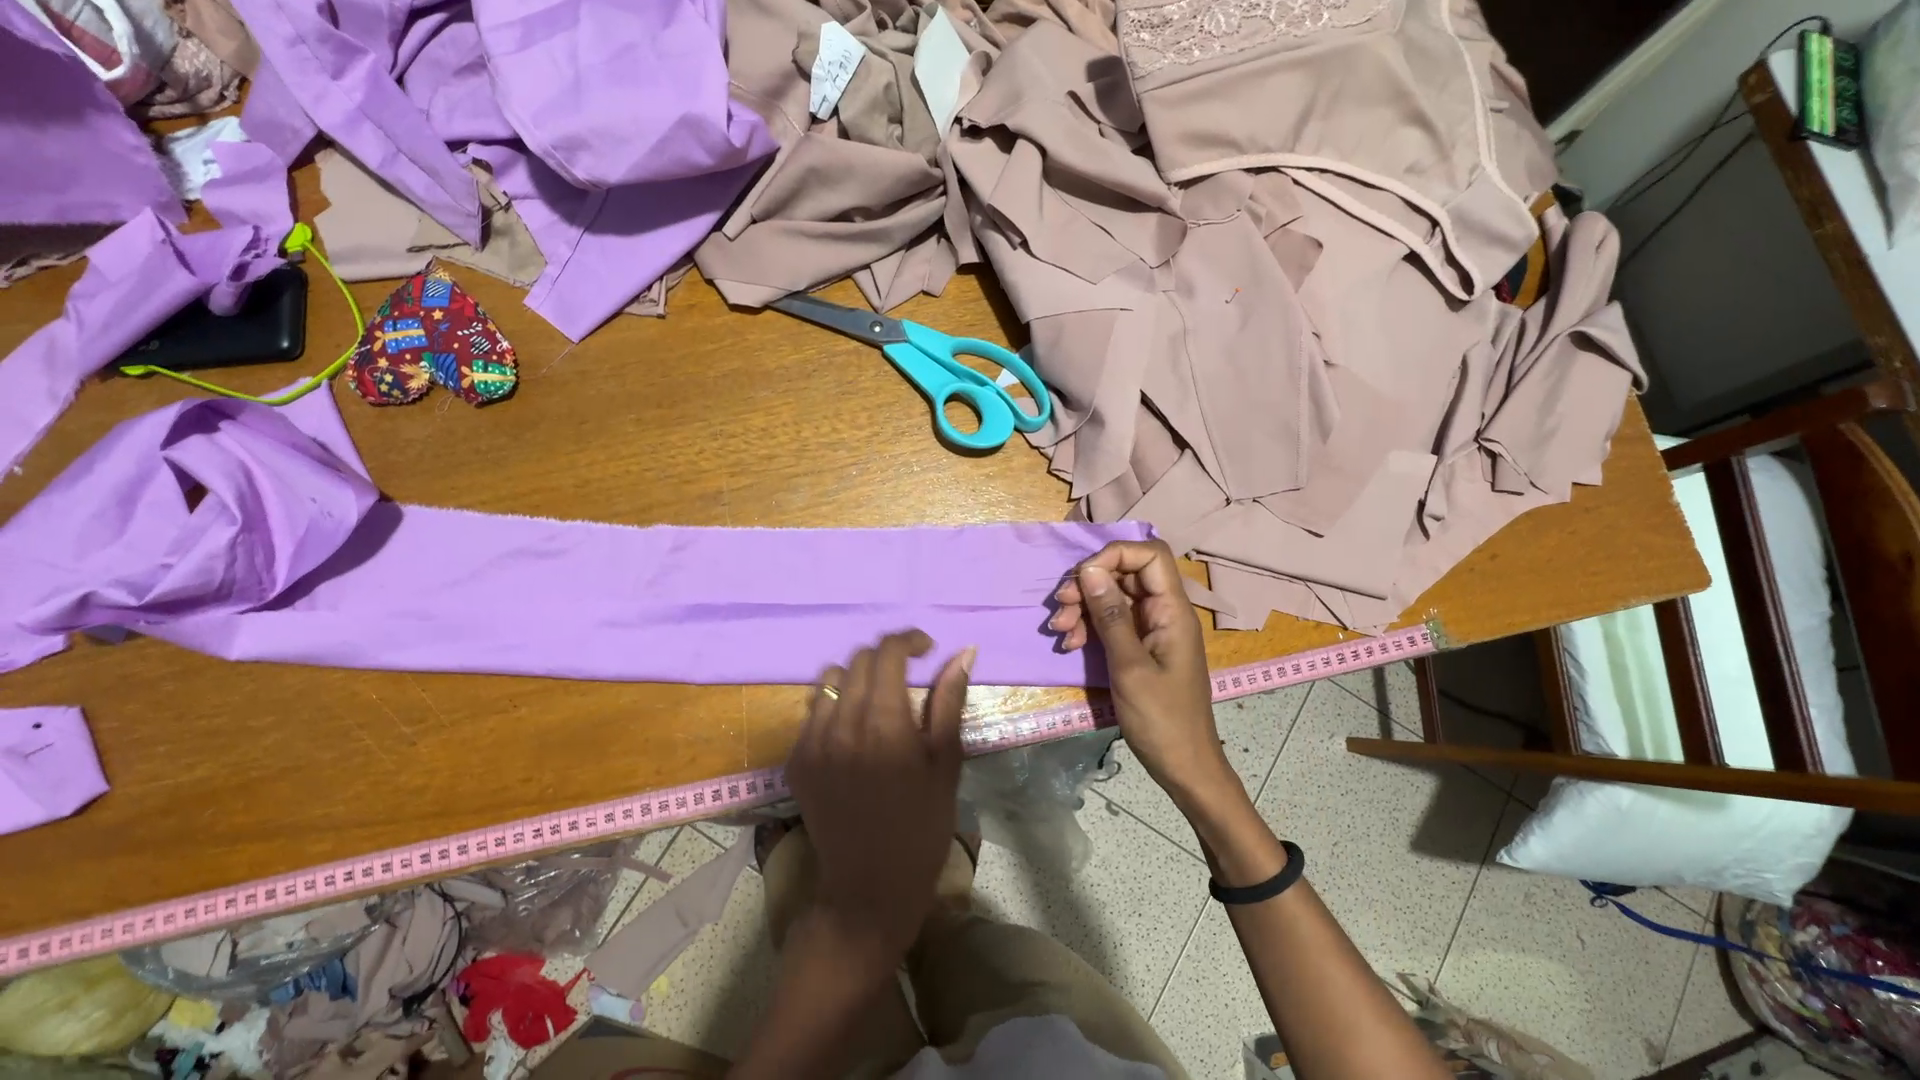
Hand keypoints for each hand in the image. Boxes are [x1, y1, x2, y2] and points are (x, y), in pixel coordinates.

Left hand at [786, 631, 972, 961]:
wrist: (869, 888)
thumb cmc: (922, 828)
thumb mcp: (946, 766)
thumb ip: (949, 703)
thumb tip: (962, 653)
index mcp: (885, 723)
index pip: (887, 652)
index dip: (908, 641)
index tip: (926, 650)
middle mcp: (842, 723)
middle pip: (858, 661)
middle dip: (885, 659)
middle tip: (907, 680)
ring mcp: (812, 742)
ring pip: (830, 680)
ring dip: (856, 680)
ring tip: (877, 705)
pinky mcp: (796, 760)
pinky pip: (813, 712)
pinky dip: (834, 708)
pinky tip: (853, 735)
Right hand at [1049, 540, 1229, 803]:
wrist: (1183, 766)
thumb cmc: (1161, 719)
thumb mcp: (1129, 667)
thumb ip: (1110, 616)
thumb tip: (1089, 570)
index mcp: (1173, 611)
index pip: (1149, 555)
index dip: (1114, 555)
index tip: (1082, 577)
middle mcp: (1164, 613)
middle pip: (1126, 574)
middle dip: (1089, 584)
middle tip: (1061, 607)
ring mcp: (1152, 630)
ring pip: (1114, 598)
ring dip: (1083, 607)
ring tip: (1059, 630)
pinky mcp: (1140, 648)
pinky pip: (1112, 623)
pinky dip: (1089, 628)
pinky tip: (1069, 644)